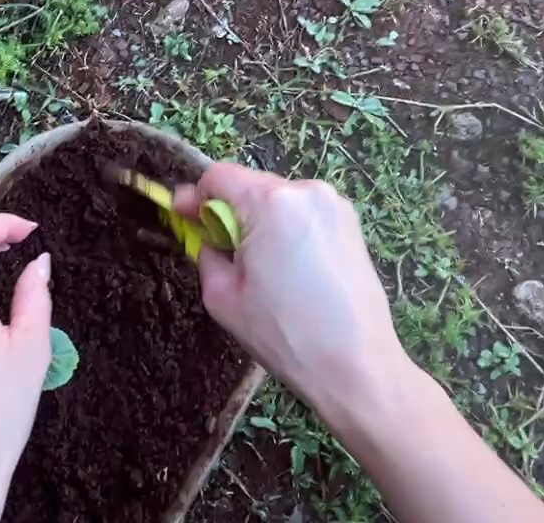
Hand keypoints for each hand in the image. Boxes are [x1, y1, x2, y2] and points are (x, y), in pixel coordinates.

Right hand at [174, 163, 409, 417]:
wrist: (358, 369)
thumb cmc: (284, 334)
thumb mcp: (222, 296)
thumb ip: (204, 250)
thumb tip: (203, 229)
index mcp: (270, 202)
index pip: (218, 175)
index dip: (195, 196)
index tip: (185, 218)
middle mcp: (304, 190)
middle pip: (248, 184)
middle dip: (229, 210)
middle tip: (222, 249)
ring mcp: (333, 204)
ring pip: (276, 197)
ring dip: (259, 219)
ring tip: (262, 264)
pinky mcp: (351, 222)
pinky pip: (302, 211)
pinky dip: (287, 227)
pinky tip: (291, 267)